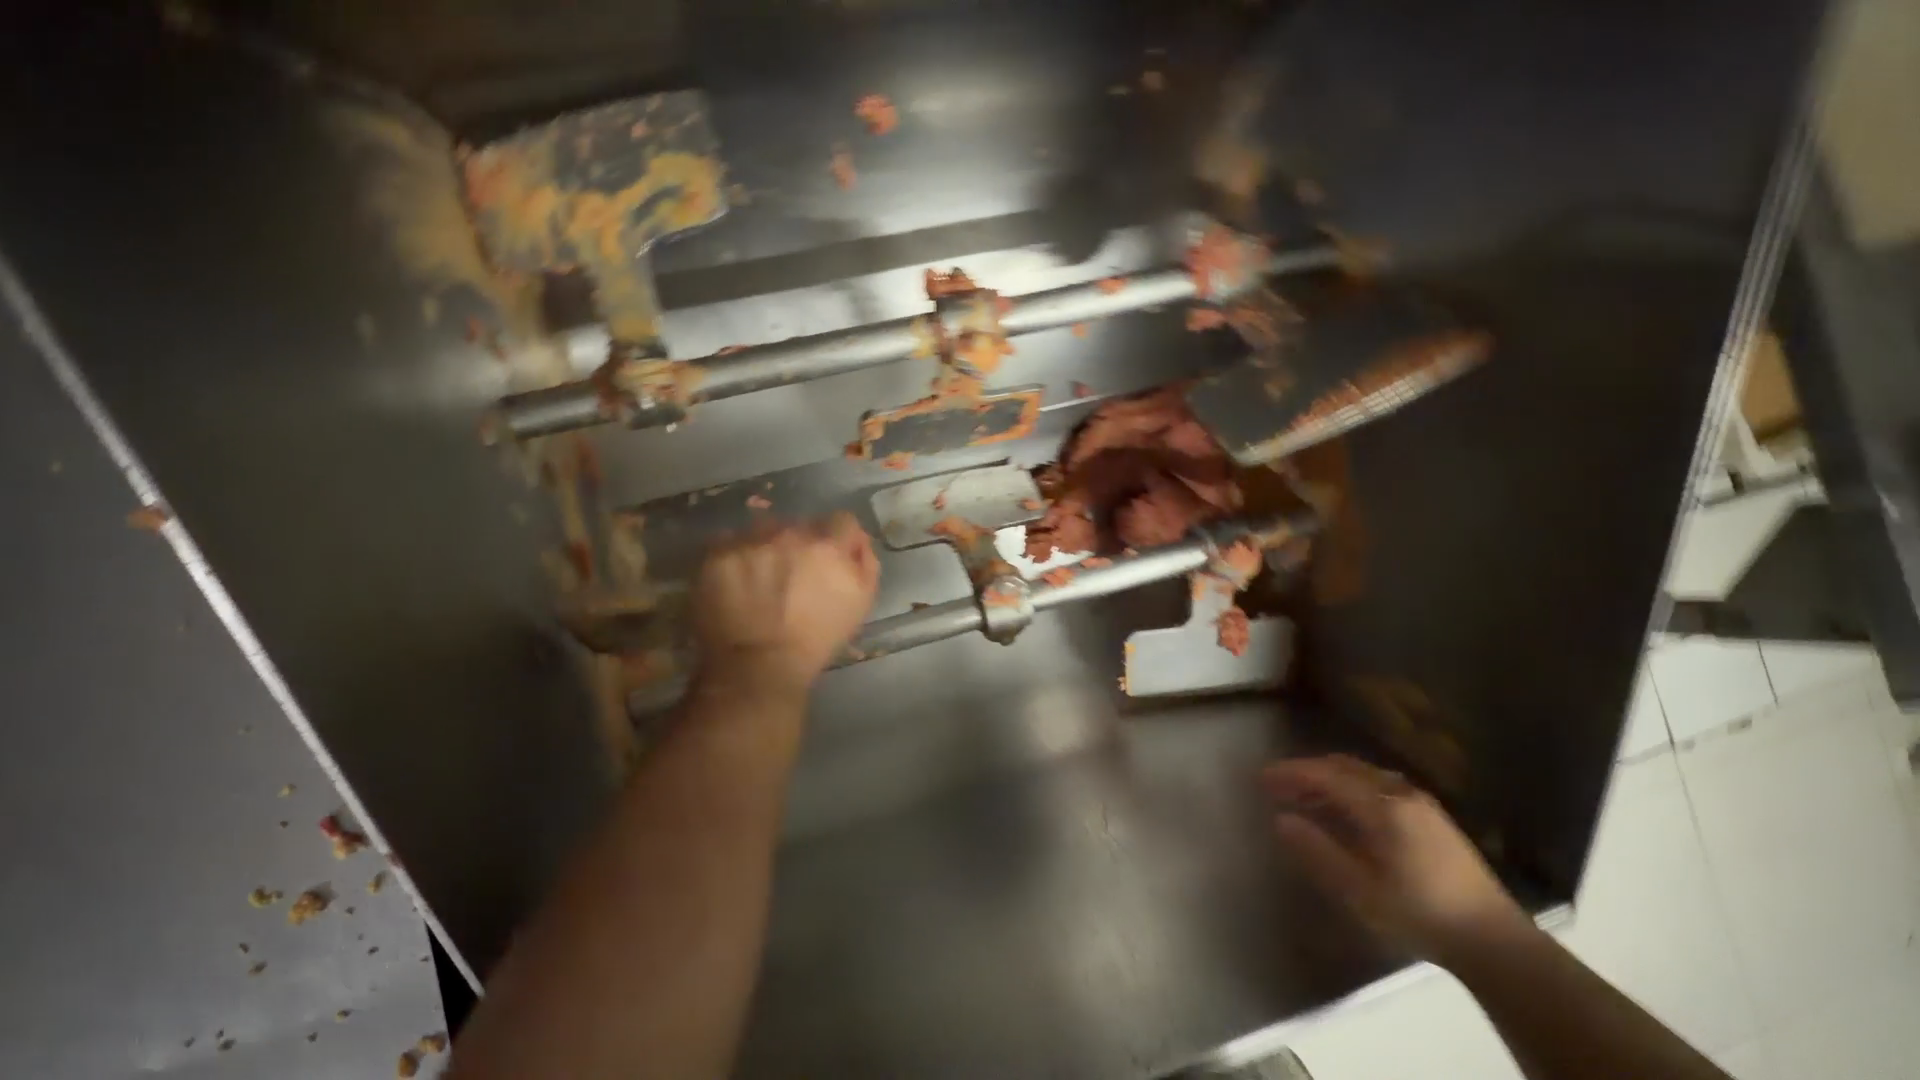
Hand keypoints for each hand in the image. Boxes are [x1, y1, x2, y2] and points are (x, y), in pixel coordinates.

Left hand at [692, 512, 880, 690]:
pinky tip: (735, 584)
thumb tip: (857, 541)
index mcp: (828, 545)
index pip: (842, 521)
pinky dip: (734, 560)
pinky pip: (729, 545)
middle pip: (799, 525)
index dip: (839, 539)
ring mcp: (749, 542)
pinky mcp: (716, 554)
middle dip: (799, 545)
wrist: (758, 667)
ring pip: (762, 531)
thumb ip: (865, 564)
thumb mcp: (860, 605)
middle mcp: (788, 533)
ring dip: (765, 548)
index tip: (830, 559)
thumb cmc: (815, 641)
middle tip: (792, 576)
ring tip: (759, 580)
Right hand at [1260, 754, 1529, 965]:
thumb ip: (1317, 852)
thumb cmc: (1418, 913)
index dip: (1291, 774)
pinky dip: (1352, 788)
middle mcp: (1401, 793)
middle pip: (1345, 767)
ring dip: (1330, 779)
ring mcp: (1421, 804)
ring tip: (1303, 797)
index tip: (1261, 778)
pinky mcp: (1432, 818)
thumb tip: (1281, 820)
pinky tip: (1344, 812)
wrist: (1491, 938)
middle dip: (1308, 771)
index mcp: (1383, 806)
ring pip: (1364, 776)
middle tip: (1277, 784)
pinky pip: (1380, 787)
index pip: (1326, 776)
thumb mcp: (1359, 890)